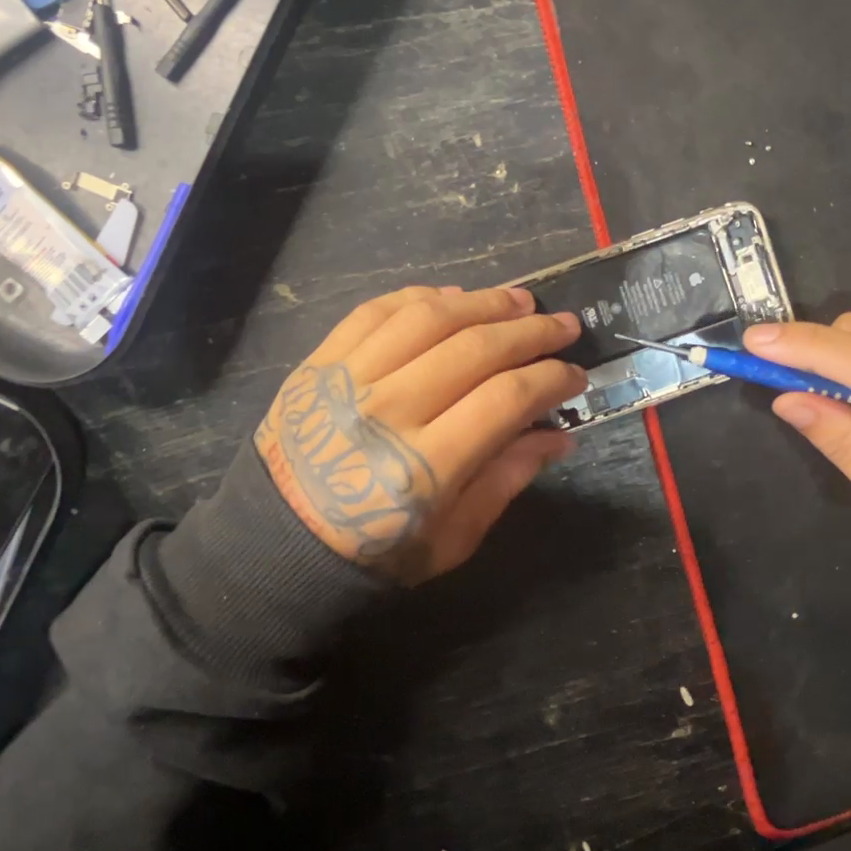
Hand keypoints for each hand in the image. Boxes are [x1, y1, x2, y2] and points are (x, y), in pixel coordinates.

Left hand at [254, 285, 586, 583]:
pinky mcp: (320, 362)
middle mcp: (387, 411)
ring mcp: (348, 379)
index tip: (574, 375)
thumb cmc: (374, 552)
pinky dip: (420, 298)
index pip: (505, 398)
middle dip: (530, 332)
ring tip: (517, 301)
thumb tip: (559, 435)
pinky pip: (376, 311)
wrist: (275, 545)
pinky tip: (453, 299)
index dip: (550, 379)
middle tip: (565, 325)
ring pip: (427, 317)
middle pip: (474, 348)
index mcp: (423, 467)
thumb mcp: (451, 540)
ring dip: (482, 302)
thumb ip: (505, 481)